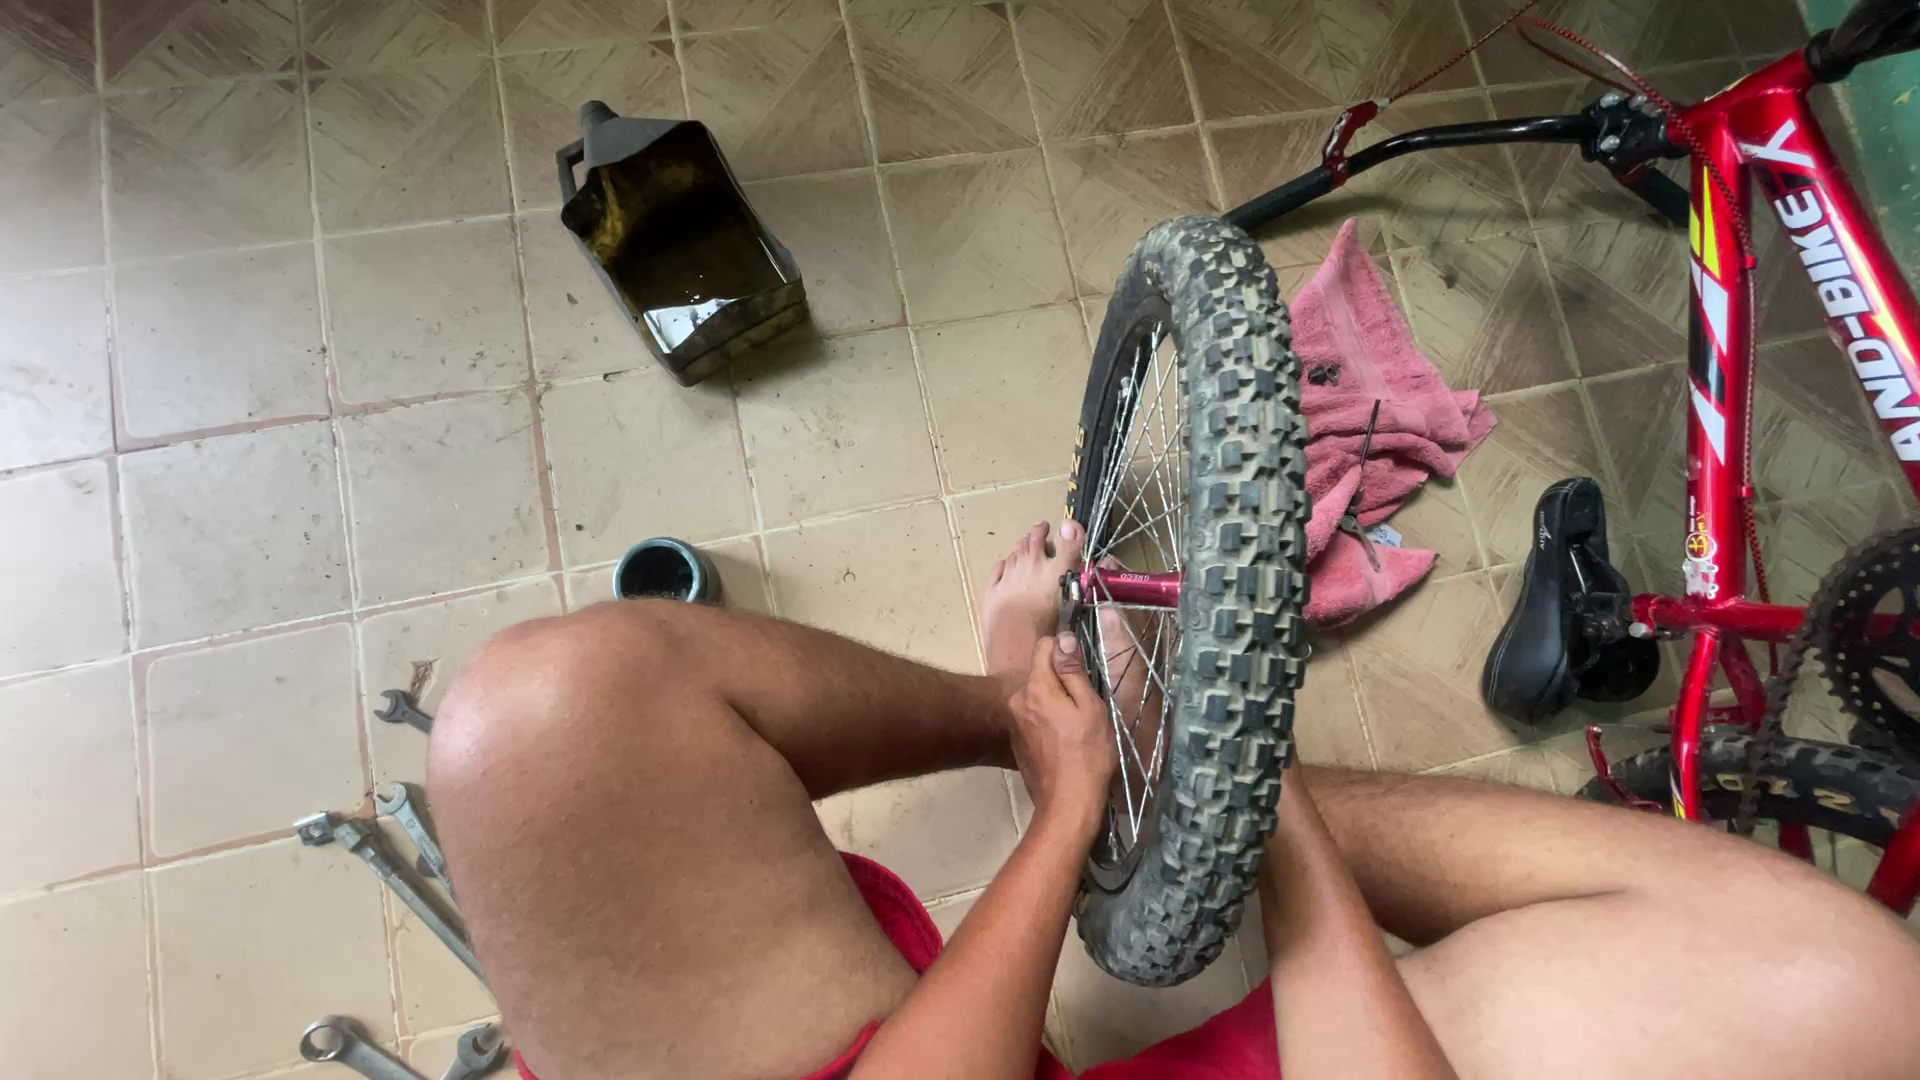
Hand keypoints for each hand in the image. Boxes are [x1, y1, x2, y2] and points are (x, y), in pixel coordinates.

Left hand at [1008, 634, 1116, 829]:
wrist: (1068, 802)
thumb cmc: (1087, 753)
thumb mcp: (1090, 707)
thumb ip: (1073, 671)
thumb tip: (1063, 637)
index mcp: (1035, 687)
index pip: (1043, 646)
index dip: (1064, 650)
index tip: (1082, 669)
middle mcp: (1017, 699)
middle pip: (1040, 671)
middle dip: (1060, 679)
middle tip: (1085, 704)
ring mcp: (1015, 720)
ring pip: (1037, 694)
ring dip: (1054, 700)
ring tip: (1077, 725)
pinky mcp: (1017, 739)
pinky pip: (1033, 715)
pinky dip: (1047, 719)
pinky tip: (1064, 740)